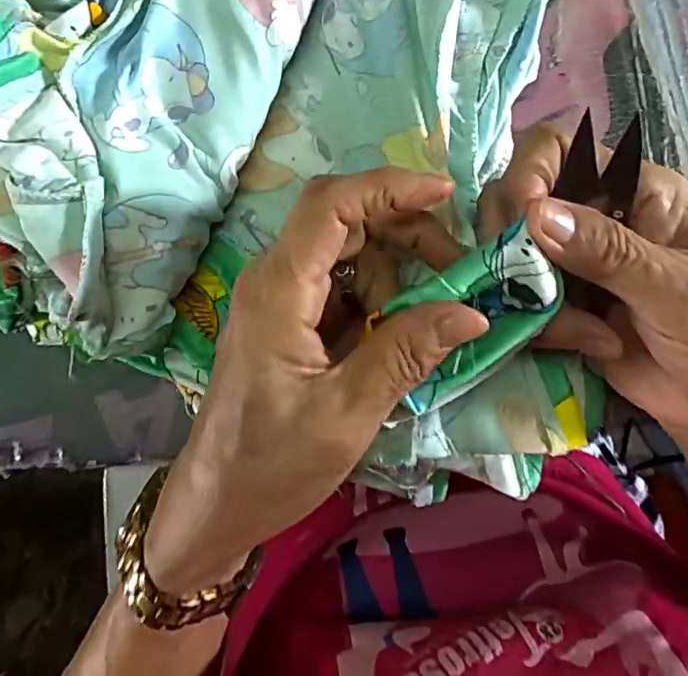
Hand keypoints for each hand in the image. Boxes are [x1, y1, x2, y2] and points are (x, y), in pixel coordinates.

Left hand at [143, 169, 488, 593]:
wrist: (217, 500)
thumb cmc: (272, 463)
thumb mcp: (346, 415)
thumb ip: (404, 354)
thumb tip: (470, 311)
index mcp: (279, 288)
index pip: (330, 204)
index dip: (387, 187)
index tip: (445, 193)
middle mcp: (275, 276)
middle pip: (343, 220)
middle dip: (404, 231)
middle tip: (457, 269)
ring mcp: (280, 294)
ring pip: (347, 249)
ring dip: (395, 268)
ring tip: (428, 316)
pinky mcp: (289, 315)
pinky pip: (341, 282)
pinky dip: (378, 294)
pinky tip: (401, 327)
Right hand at [478, 124, 687, 440]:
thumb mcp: (683, 292)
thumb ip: (611, 252)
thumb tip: (536, 213)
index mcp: (634, 189)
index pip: (555, 149)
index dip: (527, 175)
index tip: (521, 223)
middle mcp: (594, 214)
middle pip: (514, 197)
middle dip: (515, 244)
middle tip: (535, 286)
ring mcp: (570, 259)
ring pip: (506, 251)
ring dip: (528, 293)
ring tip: (582, 330)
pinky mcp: (557, 300)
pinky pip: (514, 297)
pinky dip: (534, 323)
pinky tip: (585, 344)